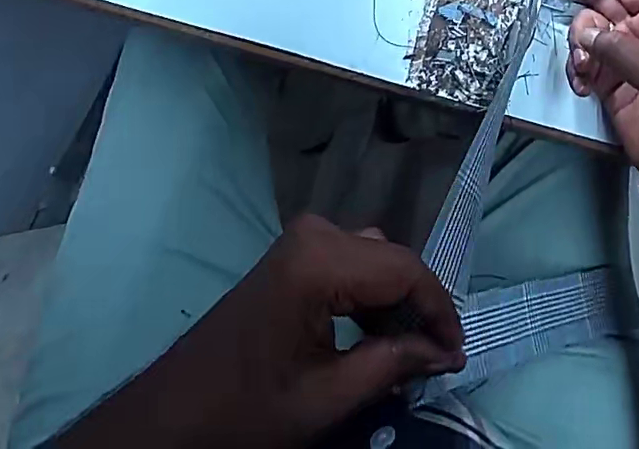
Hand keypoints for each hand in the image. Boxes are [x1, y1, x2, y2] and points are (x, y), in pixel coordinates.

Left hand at [53, 214, 465, 447]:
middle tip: (436, 357)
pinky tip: (375, 334)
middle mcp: (314, 232)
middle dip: (417, 305)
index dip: (439, 308)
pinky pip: (349, 260)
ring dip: (394, 300)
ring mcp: (301, 237)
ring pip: (372, 257)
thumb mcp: (328, 398)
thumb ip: (392, 365)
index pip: (403, 268)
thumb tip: (446, 351)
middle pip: (389, 258)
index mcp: (318, 260)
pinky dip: (369, 294)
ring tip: (408, 352)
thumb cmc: (249, 407)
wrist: (180, 406)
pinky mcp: (294, 251)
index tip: (457, 353)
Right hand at [545, 0, 638, 241]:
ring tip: (582, 64)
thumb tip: (583, 27)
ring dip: (578, 43)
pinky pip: (582, 62)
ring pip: (588, 33)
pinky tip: (582, 84)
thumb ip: (623, 50)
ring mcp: (624, 61)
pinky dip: (576, 69)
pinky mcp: (608, 84)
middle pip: (604, 0)